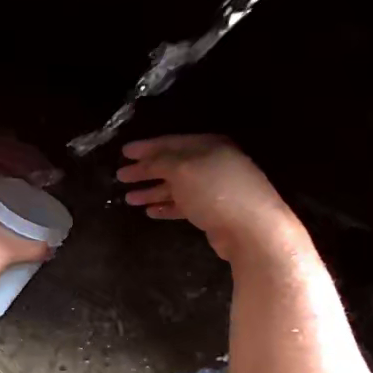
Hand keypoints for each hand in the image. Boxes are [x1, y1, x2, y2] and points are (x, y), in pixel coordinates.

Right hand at [116, 134, 300, 259]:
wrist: (251, 230)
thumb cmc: (216, 192)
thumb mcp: (183, 169)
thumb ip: (160, 162)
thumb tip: (144, 160)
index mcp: (208, 146)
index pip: (170, 143)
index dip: (146, 147)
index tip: (123, 152)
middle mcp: (212, 163)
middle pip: (172, 165)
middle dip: (146, 170)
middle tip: (121, 176)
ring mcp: (214, 188)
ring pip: (176, 187)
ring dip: (152, 191)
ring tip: (129, 198)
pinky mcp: (213, 211)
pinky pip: (183, 205)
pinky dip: (166, 206)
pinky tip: (150, 211)